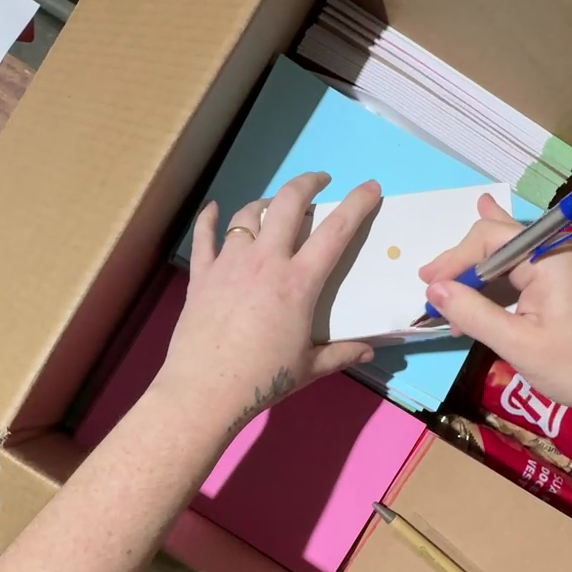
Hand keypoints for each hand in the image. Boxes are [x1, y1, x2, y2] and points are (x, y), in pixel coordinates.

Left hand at [151, 171, 381, 435]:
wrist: (206, 390)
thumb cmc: (263, 380)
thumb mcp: (310, 368)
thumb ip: (342, 353)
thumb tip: (369, 351)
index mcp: (299, 282)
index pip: (336, 232)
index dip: (357, 204)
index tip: (370, 187)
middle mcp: (265, 262)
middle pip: (288, 204)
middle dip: (307, 182)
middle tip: (320, 180)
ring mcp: (230, 264)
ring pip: (247, 215)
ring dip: (265, 202)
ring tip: (274, 205)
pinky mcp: (201, 275)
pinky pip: (204, 237)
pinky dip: (209, 219)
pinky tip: (213, 209)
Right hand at [418, 192, 571, 422]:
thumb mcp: (516, 344)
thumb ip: (473, 312)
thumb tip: (434, 290)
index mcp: (552, 256)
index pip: (490, 238)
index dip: (454, 260)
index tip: (428, 286)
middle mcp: (563, 248)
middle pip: (500, 238)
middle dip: (463, 261)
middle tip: (429, 282)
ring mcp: (571, 263)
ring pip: (512, 252)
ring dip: (479, 271)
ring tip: (447, 283)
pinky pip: (529, 267)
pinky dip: (500, 278)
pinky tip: (482, 271)